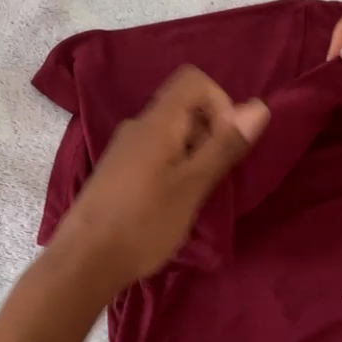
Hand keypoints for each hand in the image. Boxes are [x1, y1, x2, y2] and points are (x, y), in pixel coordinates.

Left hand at [49, 66, 269, 292]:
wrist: (83, 261)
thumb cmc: (143, 223)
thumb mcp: (192, 186)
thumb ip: (224, 145)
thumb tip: (259, 106)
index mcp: (156, 122)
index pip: (194, 80)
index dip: (220, 103)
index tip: (226, 143)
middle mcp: (137, 126)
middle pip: (184, 107)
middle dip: (209, 133)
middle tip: (212, 177)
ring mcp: (124, 148)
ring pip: (171, 133)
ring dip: (193, 155)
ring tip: (193, 196)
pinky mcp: (117, 171)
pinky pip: (155, 153)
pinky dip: (174, 168)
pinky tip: (171, 203)